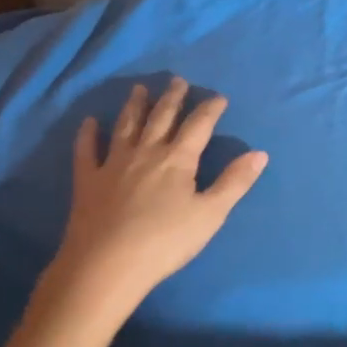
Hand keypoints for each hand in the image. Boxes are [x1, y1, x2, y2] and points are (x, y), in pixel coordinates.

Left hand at [52, 77, 267, 305]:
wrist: (105, 266)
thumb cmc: (164, 242)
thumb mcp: (210, 214)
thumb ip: (234, 182)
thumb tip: (260, 153)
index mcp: (178, 159)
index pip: (198, 125)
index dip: (210, 109)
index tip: (219, 97)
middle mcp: (146, 152)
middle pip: (161, 118)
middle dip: (172, 98)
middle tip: (177, 80)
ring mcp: (112, 164)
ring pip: (126, 126)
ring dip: (135, 106)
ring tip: (139, 89)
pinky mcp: (87, 181)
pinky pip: (86, 151)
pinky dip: (88, 134)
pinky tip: (90, 122)